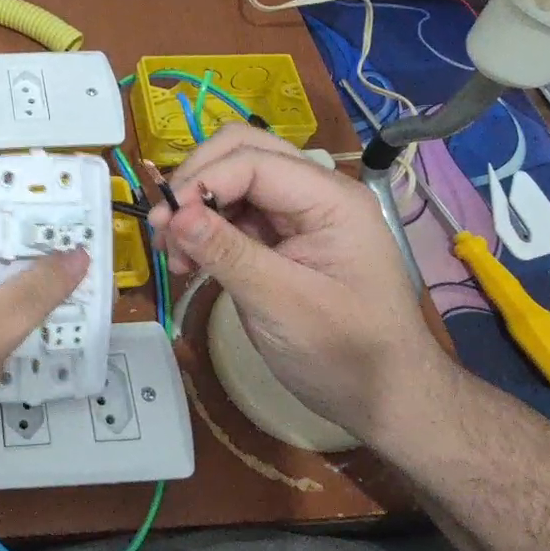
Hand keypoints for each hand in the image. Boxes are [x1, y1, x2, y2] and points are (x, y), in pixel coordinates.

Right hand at [147, 125, 455, 445]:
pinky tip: (188, 262)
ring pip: (232, 178)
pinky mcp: (280, 238)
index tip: (164, 225)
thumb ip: (228, 254)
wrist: (385, 398)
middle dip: (196, 182)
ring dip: (195, 207)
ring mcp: (297, 215)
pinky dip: (204, 229)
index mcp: (330, 199)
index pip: (253, 161)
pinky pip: (233, 213)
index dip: (202, 183)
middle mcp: (314, 194)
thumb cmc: (346, 354)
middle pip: (242, 151)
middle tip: (165, 228)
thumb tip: (173, 216)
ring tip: (173, 254)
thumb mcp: (282, 305)